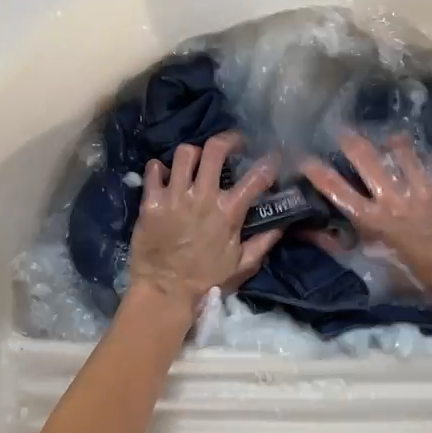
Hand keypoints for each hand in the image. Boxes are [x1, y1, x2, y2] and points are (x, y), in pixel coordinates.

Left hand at [127, 133, 283, 315]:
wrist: (164, 292)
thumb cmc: (206, 281)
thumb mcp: (242, 265)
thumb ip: (263, 241)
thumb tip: (281, 224)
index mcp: (228, 211)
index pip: (255, 177)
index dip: (268, 162)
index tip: (272, 157)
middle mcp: (202, 196)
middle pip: (215, 150)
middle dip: (227, 140)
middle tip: (231, 144)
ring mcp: (174, 196)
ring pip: (184, 154)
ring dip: (193, 153)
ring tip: (196, 161)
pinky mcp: (150, 202)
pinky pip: (153, 170)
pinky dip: (159, 168)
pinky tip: (166, 175)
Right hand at [301, 132, 431, 295]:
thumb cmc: (418, 273)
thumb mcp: (375, 262)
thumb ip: (342, 244)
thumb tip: (307, 232)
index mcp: (374, 220)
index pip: (337, 190)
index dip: (317, 172)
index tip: (306, 160)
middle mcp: (395, 198)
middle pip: (366, 157)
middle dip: (350, 141)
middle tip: (343, 131)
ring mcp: (424, 188)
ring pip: (401, 150)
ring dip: (391, 143)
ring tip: (389, 139)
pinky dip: (426, 157)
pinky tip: (424, 159)